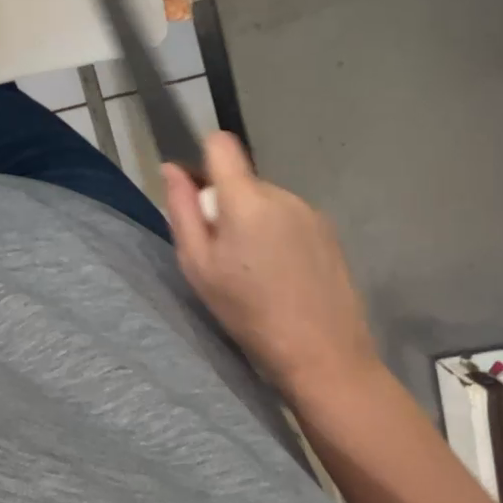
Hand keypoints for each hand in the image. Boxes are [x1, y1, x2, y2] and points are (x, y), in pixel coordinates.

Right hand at [162, 133, 379, 393]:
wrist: (325, 357)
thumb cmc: (248, 311)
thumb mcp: (197, 264)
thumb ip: (182, 210)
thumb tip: (173, 170)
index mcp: (246, 199)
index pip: (222, 145)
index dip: (204, 158)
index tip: (198, 193)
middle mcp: (282, 195)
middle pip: (241, 179)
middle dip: (226, 202)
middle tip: (223, 250)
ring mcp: (310, 213)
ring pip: (264, 199)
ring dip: (252, 219)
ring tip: (254, 266)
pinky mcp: (329, 233)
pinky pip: (288, 217)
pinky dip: (276, 233)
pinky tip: (281, 273)